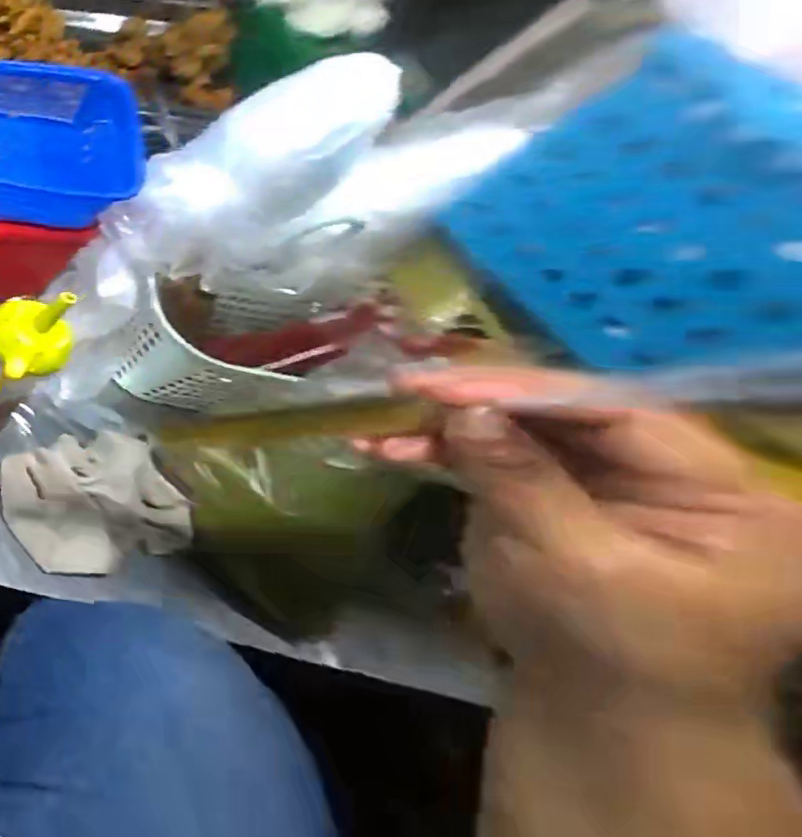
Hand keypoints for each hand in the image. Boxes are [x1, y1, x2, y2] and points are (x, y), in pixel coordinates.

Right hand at [364, 367, 801, 707]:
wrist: (596, 707)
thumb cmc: (609, 642)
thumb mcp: (571, 559)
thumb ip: (522, 478)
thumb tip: (464, 409)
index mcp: (717, 491)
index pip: (618, 414)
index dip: (529, 393)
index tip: (445, 388)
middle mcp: (661, 472)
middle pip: (558, 413)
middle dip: (475, 401)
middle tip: (403, 388)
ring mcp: (597, 480)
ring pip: (512, 428)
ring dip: (439, 425)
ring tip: (376, 428)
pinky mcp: (541, 490)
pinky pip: (484, 454)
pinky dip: (432, 449)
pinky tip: (382, 449)